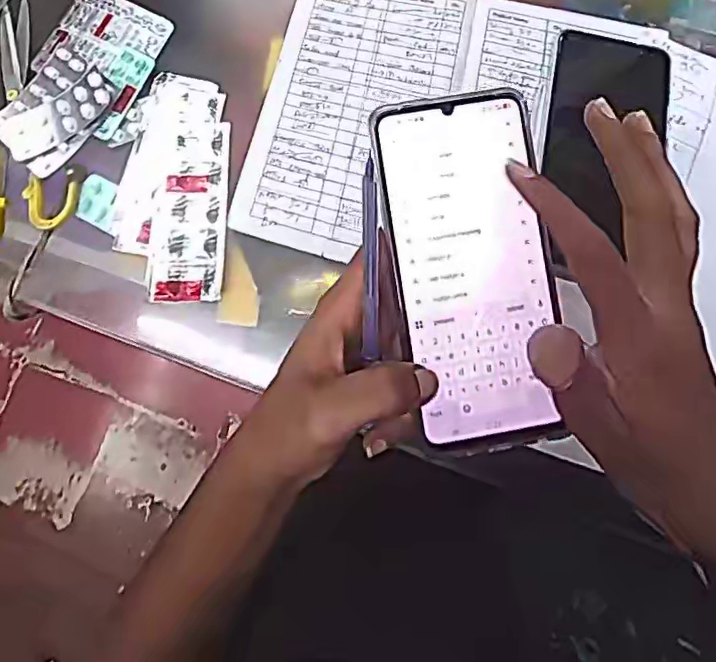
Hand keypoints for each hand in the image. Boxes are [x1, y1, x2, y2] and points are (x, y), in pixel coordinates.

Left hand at [222, 254, 437, 490]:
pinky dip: (402, 409)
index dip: (402, 247)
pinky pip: (403, 383)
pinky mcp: (370, 384)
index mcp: (338, 316)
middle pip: (403, 306)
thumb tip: (427, 377)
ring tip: (390, 420)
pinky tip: (382, 433)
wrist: (272, 469)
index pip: (371, 263)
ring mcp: (363, 356)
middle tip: (443, 360)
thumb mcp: (335, 407)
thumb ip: (382, 389)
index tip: (442, 245)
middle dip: (425, 332)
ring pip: (409, 351)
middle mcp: (354, 328)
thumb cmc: (289, 428)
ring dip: (410, 388)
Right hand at [502, 102, 715, 540]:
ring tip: (635, 126)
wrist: (712, 483)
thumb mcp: (603, 433)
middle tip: (604, 113)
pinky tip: (647, 185)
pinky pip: (678, 232)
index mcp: (642, 329)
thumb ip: (573, 382)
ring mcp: (679, 298)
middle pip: (655, 211)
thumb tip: (547, 335)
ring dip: (654, 164)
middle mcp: (668, 303)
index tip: (522, 174)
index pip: (596, 251)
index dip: (556, 206)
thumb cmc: (657, 457)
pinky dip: (663, 195)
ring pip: (676, 215)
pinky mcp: (679, 302)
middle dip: (628, 154)